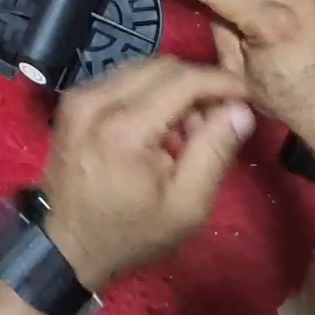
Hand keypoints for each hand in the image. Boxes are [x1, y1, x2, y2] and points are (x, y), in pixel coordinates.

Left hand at [39, 56, 254, 289]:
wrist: (67, 247)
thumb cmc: (131, 233)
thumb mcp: (186, 207)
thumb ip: (214, 152)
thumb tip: (241, 109)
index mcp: (123, 128)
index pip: (183, 81)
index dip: (221, 82)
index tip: (247, 95)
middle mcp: (96, 99)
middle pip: (163, 67)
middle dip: (198, 86)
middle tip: (216, 120)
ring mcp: (80, 96)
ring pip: (143, 68)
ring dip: (174, 88)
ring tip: (186, 128)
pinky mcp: (74, 99)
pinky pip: (123, 78)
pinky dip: (149, 92)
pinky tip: (158, 126)